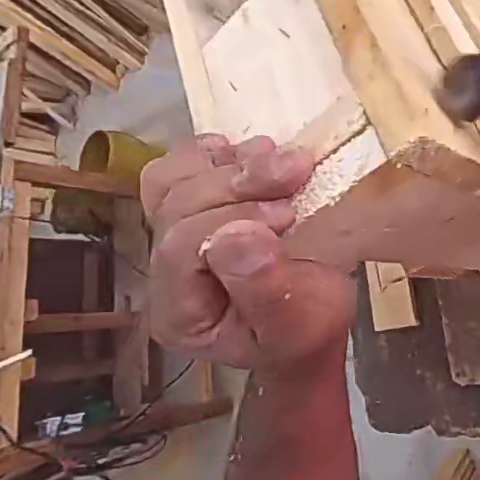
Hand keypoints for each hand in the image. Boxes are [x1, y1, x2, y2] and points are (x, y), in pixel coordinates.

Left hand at [139, 135, 355, 371]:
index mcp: (180, 311)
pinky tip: (253, 152)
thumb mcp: (298, 323)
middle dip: (239, 182)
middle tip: (297, 170)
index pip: (181, 248)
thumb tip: (237, 235)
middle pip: (179, 205)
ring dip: (232, 161)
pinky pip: (183, 166)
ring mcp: (177, 232)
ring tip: (286, 159)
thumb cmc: (307, 327)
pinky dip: (216, 151)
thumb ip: (266, 288)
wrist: (313, 319)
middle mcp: (166, 269)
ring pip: (174, 179)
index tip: (289, 213)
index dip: (231, 219)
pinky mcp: (197, 206)